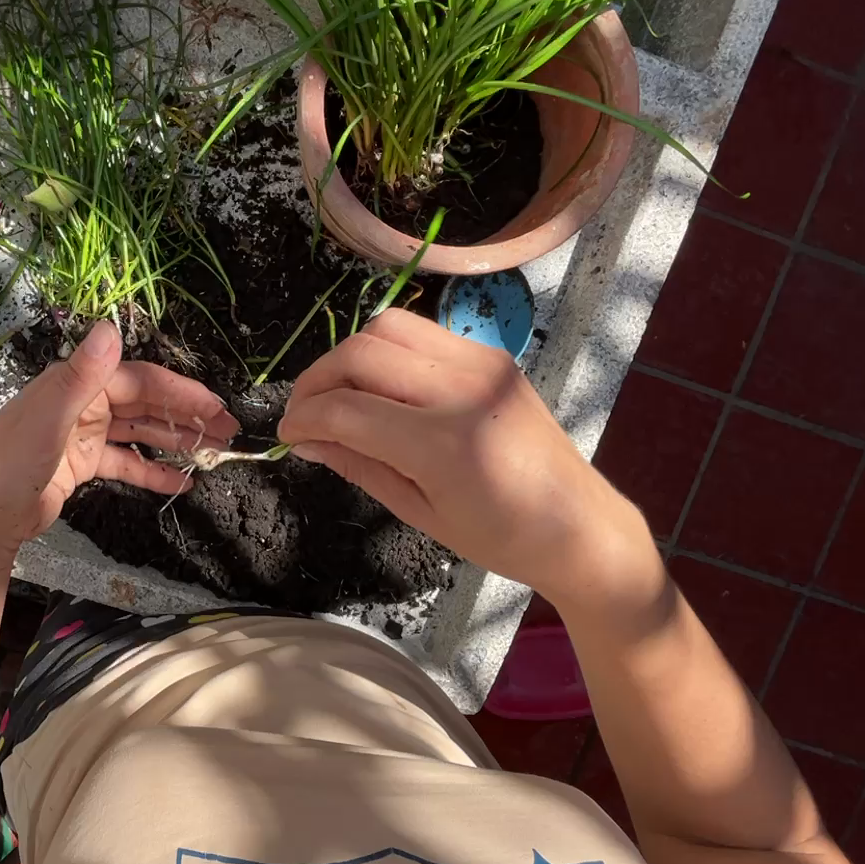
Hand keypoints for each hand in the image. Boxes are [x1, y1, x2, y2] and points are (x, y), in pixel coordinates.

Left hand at [0, 323, 238, 550]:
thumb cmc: (12, 460)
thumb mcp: (50, 415)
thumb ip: (83, 374)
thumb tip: (111, 326)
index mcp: (79, 384)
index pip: (141, 381)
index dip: (180, 392)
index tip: (215, 407)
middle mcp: (85, 404)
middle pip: (146, 405)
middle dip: (187, 416)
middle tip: (227, 432)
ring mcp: (84, 436)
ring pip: (140, 433)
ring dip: (175, 442)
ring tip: (212, 455)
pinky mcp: (82, 466)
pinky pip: (125, 464)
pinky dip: (151, 472)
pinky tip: (179, 484)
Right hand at [276, 309, 653, 603]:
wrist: (578, 524)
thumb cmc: (499, 537)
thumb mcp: (417, 512)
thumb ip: (357, 464)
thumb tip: (304, 440)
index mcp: (446, 444)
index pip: (347, 409)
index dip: (303, 417)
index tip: (285, 433)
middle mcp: (463, 388)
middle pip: (361, 352)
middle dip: (316, 380)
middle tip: (302, 413)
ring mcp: (480, 363)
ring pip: (387, 326)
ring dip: (348, 355)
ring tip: (336, 394)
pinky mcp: (488, 354)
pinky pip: (418, 333)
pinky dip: (383, 351)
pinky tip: (379, 387)